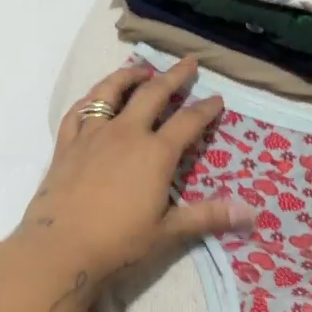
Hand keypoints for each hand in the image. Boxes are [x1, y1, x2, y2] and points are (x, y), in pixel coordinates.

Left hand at [15, 58, 250, 285]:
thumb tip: (252, 216)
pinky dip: (90, 98)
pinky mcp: (66, 144)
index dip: (206, 108)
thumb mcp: (168, 231)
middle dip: (174, 76)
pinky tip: (95, 98)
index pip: (188, 121)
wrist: (60, 249)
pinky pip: (79, 111)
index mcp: (156, 153)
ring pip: (111, 92)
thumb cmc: (118, 242)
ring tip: (141, 69)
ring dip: (129, 76)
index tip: (218, 97)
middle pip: (153, 94)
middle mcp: (126, 133)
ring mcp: (92, 135)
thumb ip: (208, 216)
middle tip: (188, 62)